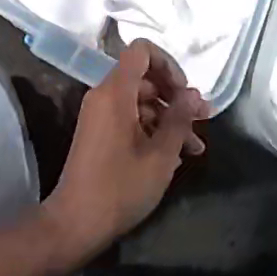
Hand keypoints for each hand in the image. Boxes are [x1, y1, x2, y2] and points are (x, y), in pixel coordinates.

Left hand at [40, 40, 206, 268]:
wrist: (74, 224)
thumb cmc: (120, 188)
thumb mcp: (160, 155)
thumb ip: (179, 119)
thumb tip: (193, 95)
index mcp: (116, 92)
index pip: (142, 51)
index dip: (168, 64)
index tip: (185, 92)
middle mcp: (104, 95)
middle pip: (145, 77)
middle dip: (175, 96)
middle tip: (202, 120)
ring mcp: (100, 115)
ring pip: (141, 101)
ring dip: (169, 118)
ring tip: (195, 147)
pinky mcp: (100, 133)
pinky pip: (130, 117)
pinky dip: (153, 129)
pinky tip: (176, 155)